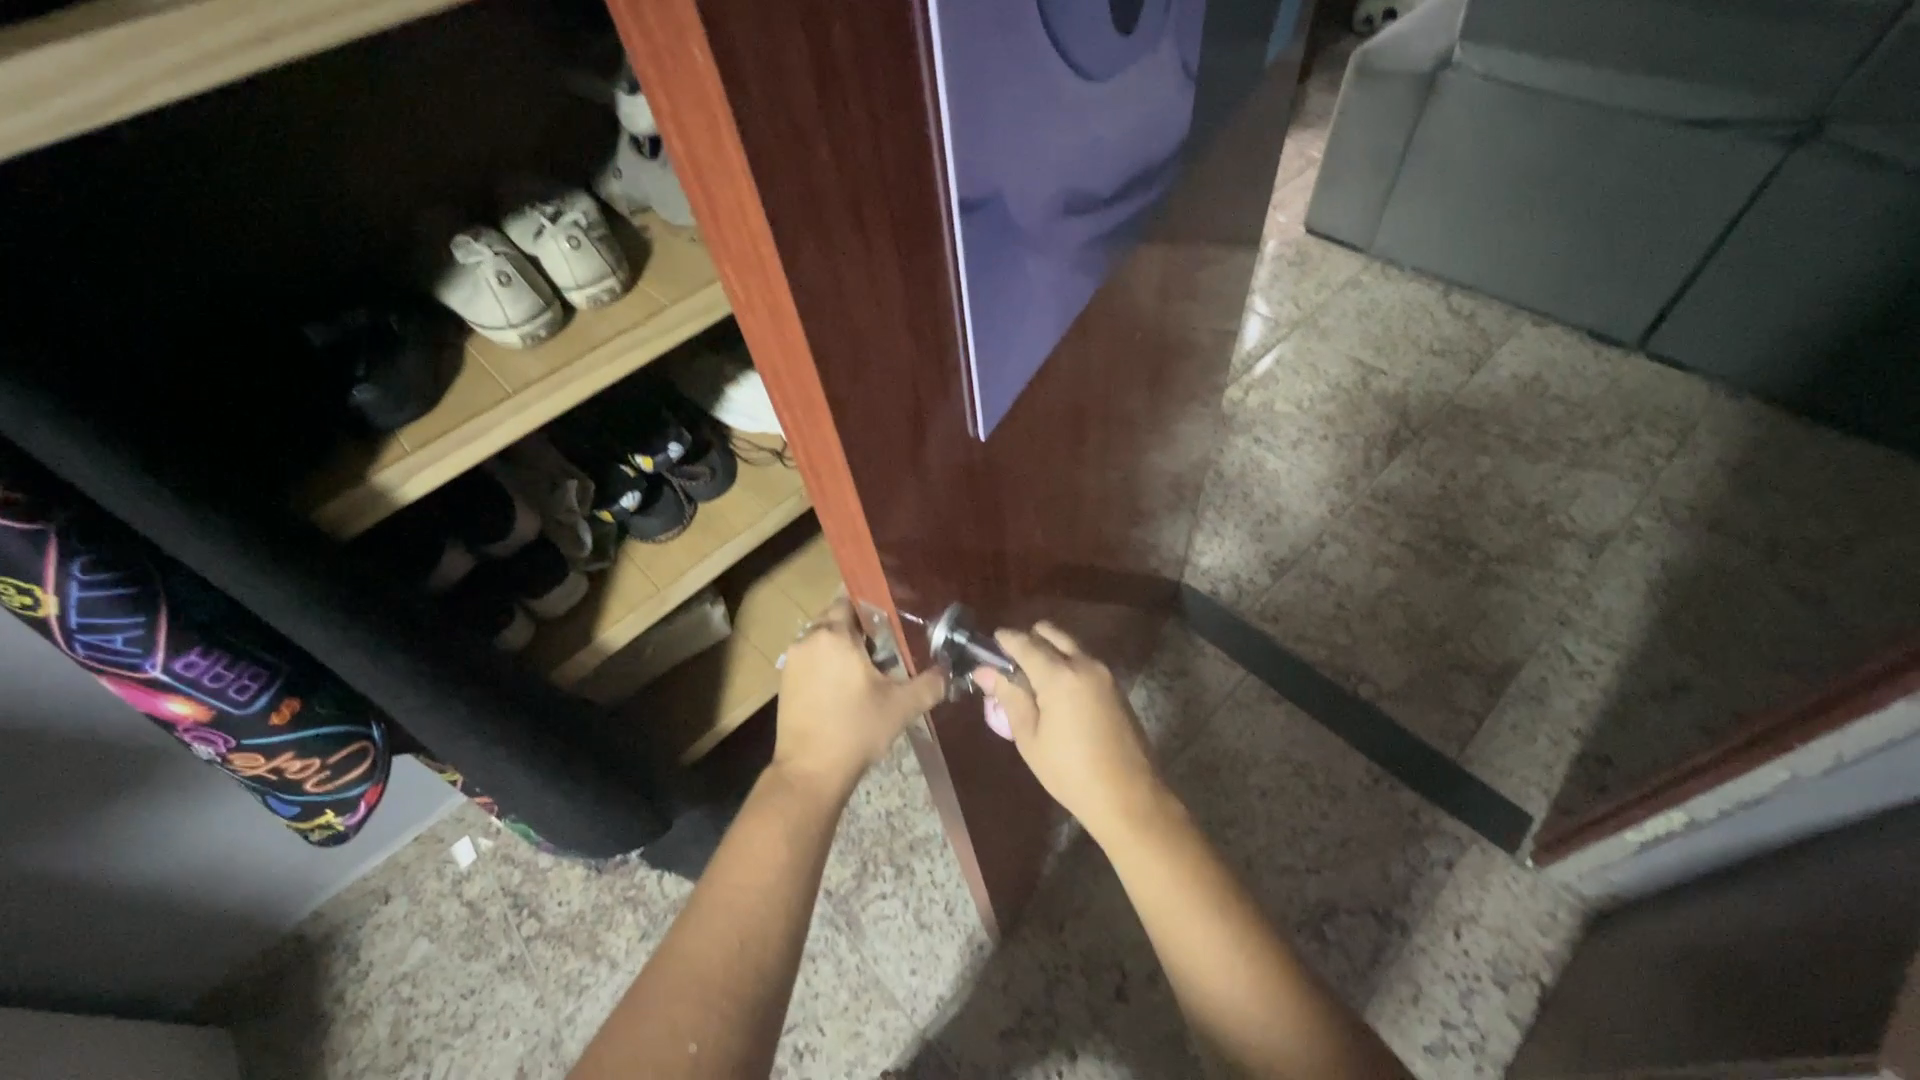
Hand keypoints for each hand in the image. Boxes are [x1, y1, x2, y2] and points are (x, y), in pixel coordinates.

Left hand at [774, 598, 946, 794]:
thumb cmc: (857, 731)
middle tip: (884, 649)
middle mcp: (809, 639)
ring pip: (821, 639)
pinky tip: (844, 688)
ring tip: (865, 670)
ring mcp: (792, 661)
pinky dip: (826, 664)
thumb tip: (948, 669)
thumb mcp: (902, 707)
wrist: (810, 771)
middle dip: (858, 629)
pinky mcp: (784, 682)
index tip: (892, 626)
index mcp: (835, 635)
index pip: (852, 601)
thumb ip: (930, 683)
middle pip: (835, 618)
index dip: (873, 610)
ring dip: (841, 647)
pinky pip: (810, 659)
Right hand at [975, 622, 1169, 842]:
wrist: (1127, 795)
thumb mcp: (1030, 737)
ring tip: (1031, 677)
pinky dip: (1066, 663)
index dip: (1005, 640)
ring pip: (1071, 645)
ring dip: (1049, 649)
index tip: (989, 643)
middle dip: (1029, 638)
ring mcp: (1105, 674)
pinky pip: (1084, 661)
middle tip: (1010, 661)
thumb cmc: (1069, 771)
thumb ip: (1010, 697)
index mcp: (1060, 676)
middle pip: (1052, 633)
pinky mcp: (1116, 687)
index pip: (1025, 643)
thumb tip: (985, 671)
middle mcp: (1085, 664)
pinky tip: (1055, 690)